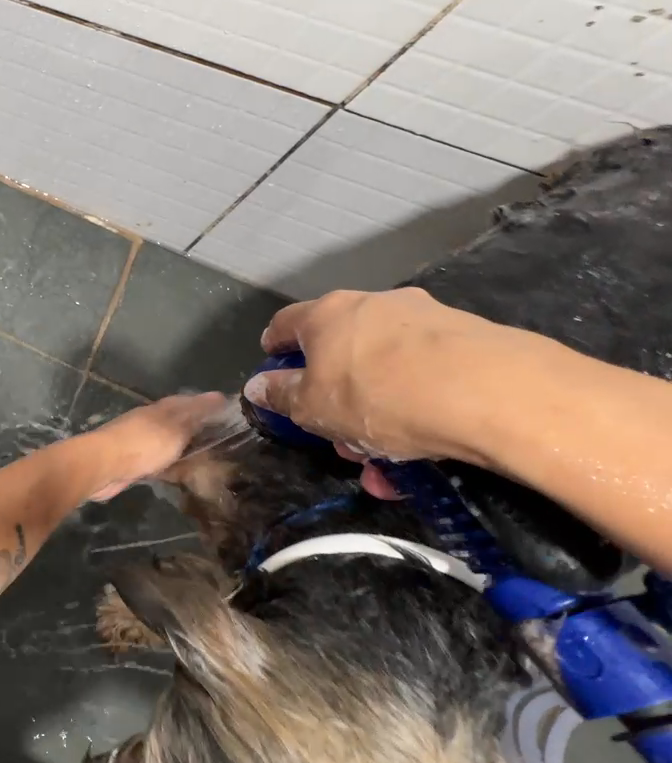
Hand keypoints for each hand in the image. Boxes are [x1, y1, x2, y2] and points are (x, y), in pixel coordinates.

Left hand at [76, 392, 229, 499]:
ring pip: (170, 445)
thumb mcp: (176, 426)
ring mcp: (140, 445)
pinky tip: (188, 476)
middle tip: (225, 440)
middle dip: (198, 430)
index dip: (206, 405)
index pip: (186, 402)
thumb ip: (196, 413)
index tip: (228, 411)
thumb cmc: (143, 443)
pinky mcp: (134, 465)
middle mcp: (148, 424)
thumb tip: (218, 395)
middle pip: (177, 424)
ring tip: (212, 460)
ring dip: (186, 450)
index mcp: (158, 410)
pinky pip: (161, 465)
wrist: (103, 466)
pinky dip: (175, 468)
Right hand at [243, 288, 541, 465]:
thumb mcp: (312, 408)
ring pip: (388, 370)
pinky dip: (421, 410)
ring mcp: (431, 319)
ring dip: (379, 411)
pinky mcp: (478, 342)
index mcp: (327, 313)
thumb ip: (280, 396)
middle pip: (342, 349)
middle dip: (335, 393)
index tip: (274, 373)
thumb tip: (259, 386)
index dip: (274, 350)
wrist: (501, 396)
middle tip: (336, 432)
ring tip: (386, 457)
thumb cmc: (381, 395)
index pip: (284, 324)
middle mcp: (376, 305)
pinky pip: (431, 378)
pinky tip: (427, 452)